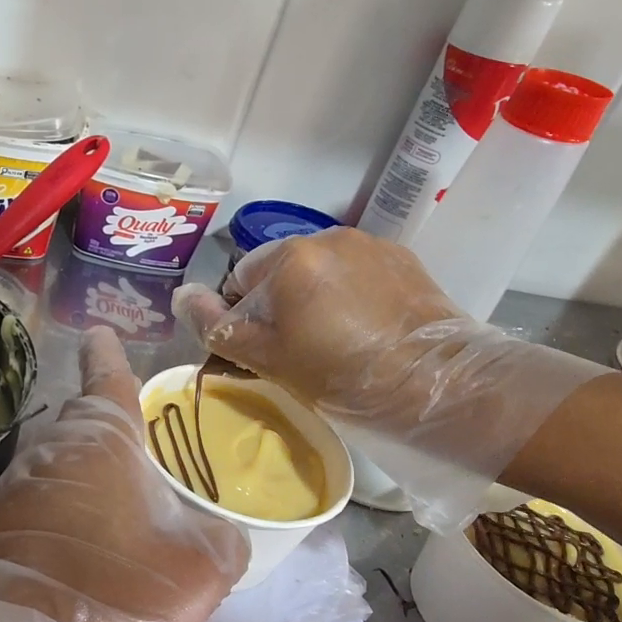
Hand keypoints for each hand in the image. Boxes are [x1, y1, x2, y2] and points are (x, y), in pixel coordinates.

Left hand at [0, 325, 247, 621]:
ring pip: (59, 467)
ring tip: (118, 516)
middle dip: (108, 432)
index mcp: (101, 440)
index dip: (109, 355)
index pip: (108, 379)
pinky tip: (84, 554)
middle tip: (142, 458)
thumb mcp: (200, 569)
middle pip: (83, 426)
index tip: (101, 332)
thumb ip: (220, 537)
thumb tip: (219, 533)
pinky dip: (62, 516)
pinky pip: (39, 505)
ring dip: (86, 480)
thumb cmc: (117, 590)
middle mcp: (52, 450)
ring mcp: (14, 489)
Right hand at [172, 230, 603, 531]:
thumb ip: (216, 325)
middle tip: (305, 351)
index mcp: (290, 256)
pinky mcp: (405, 260)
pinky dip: (354, 295)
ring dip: (319, 298)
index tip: (272, 352)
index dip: (249, 320)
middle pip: (282, 272)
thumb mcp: (267, 358)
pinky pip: (359, 273)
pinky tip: (371, 330)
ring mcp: (372, 244)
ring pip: (323, 271)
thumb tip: (182, 295)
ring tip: (341, 342)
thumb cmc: (341, 374)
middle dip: (284, 305)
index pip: (242, 281)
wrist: (439, 384)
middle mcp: (328, 236)